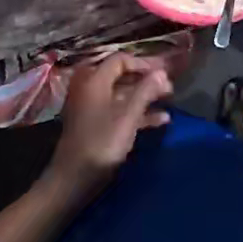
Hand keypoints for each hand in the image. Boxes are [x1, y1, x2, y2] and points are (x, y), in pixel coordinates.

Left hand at [46, 53, 172, 191]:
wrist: (73, 181)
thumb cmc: (101, 144)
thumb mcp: (128, 116)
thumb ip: (146, 91)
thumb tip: (162, 71)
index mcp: (94, 83)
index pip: (120, 60)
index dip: (144, 63)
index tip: (165, 72)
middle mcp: (90, 91)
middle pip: (122, 76)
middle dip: (147, 79)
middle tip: (169, 85)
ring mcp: (92, 110)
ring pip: (123, 94)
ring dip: (146, 95)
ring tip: (169, 100)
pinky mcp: (96, 126)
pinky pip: (120, 111)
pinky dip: (139, 112)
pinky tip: (161, 120)